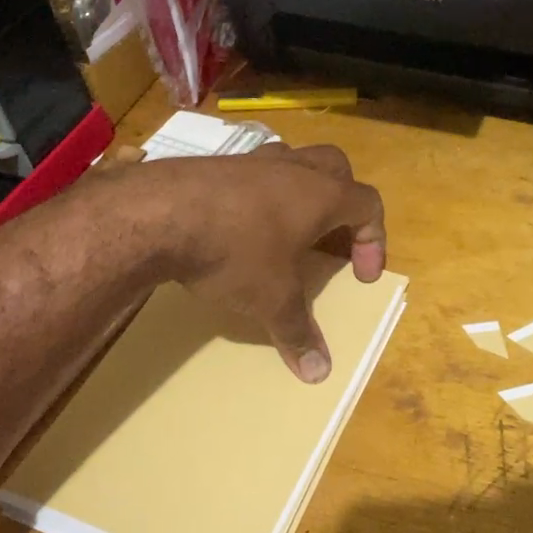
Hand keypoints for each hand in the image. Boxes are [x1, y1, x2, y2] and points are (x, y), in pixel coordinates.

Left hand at [128, 144, 386, 383]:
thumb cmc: (236, 252)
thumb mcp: (273, 299)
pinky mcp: (218, 164)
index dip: (374, 241)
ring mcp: (254, 160)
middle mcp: (295, 168)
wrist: (159, 214)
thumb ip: (298, 332)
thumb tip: (318, 373)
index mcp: (322, 194)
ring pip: (295, 164)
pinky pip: (255, 174)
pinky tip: (243, 227)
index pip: (369, 205)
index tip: (360, 276)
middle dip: (343, 206)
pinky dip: (261, 197)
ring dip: (302, 194)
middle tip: (332, 241)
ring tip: (289, 232)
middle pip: (339, 171)